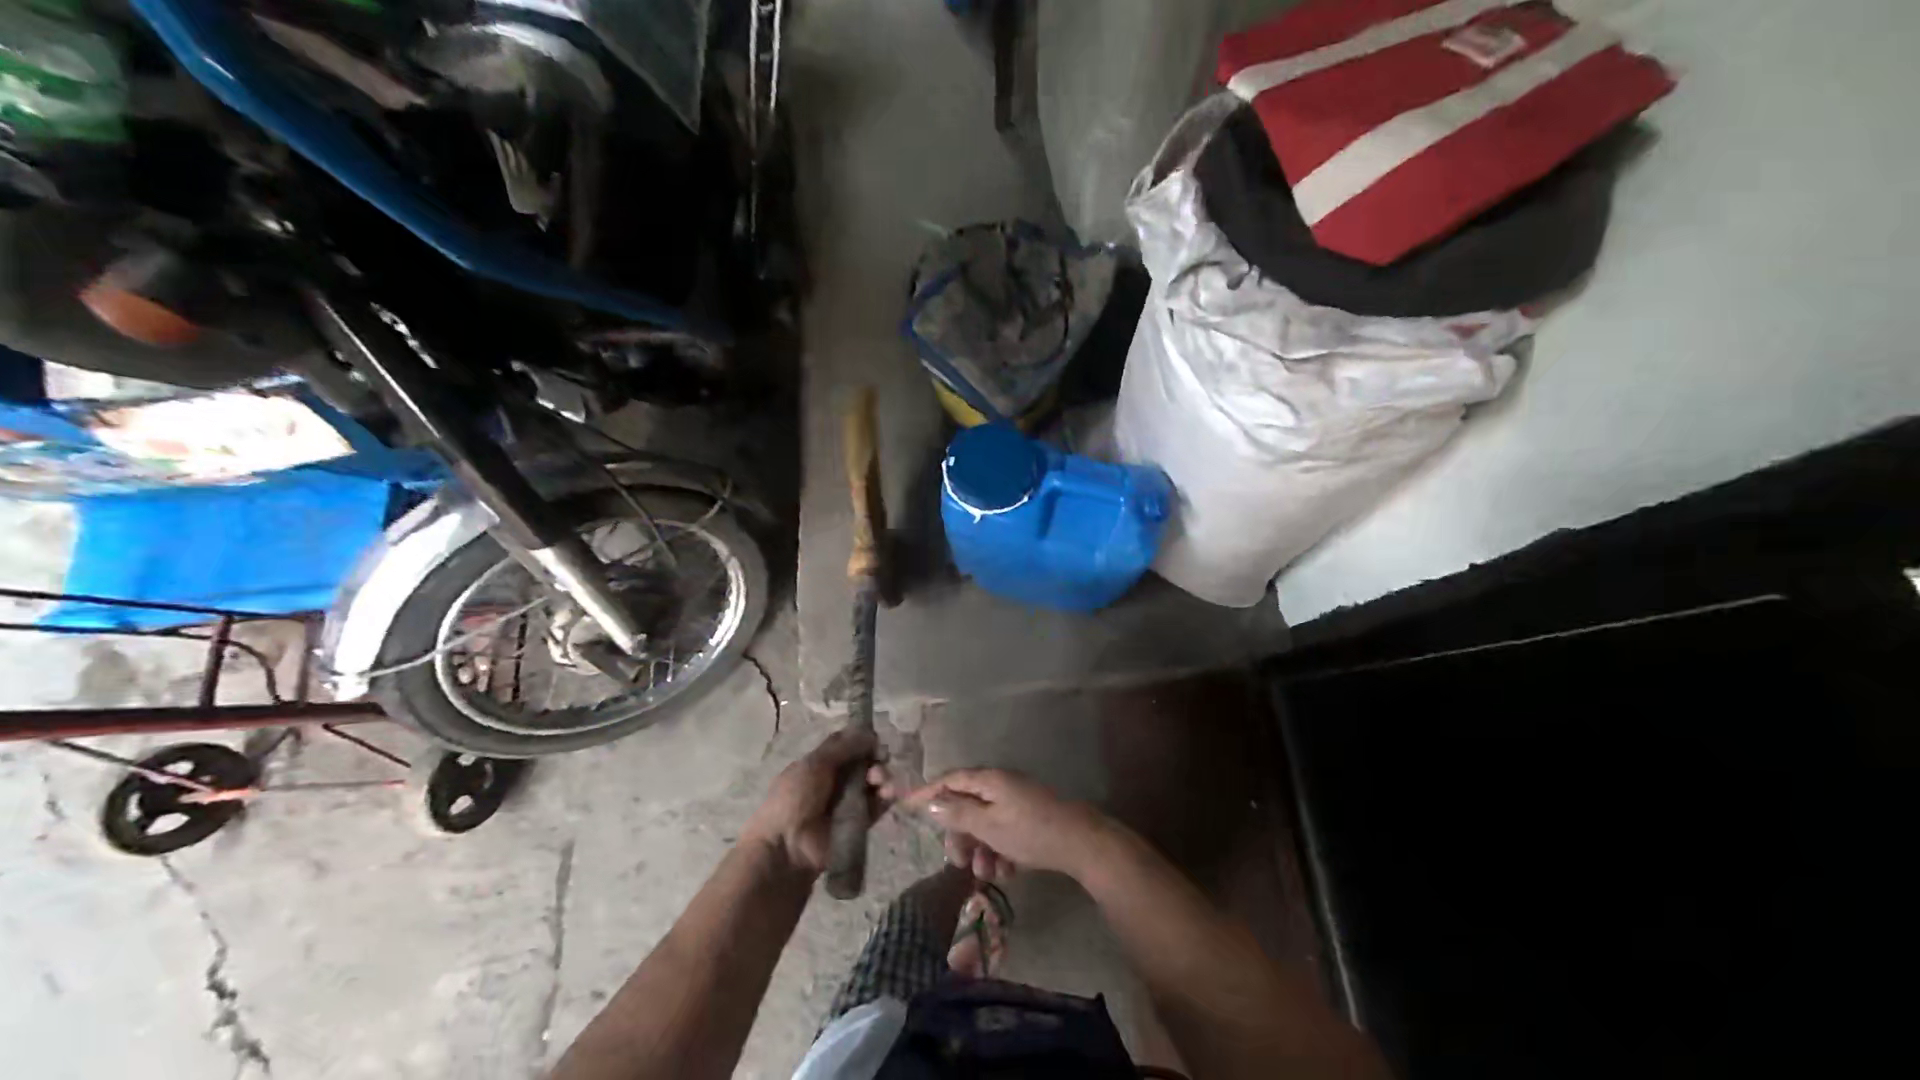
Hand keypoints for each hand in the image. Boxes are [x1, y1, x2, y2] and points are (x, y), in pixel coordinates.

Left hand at [743, 728, 875, 874]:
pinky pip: (877, 806)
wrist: (787, 846)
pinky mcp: (859, 823)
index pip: (847, 745)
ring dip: (881, 776)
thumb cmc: (794, 798)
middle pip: (863, 762)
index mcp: (819, 764)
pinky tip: (888, 792)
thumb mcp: (814, 764)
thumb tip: (871, 734)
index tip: (874, 739)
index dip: (862, 740)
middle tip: (879, 759)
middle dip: (875, 757)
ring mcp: (848, 802)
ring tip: (878, 780)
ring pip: (873, 782)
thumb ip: (844, 747)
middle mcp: (835, 780)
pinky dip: (886, 796)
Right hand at [892, 768, 1116, 880]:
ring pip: (987, 824)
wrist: (1082, 844)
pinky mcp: (1031, 820)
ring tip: (987, 873)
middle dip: (961, 836)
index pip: (951, 780)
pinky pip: (1005, 832)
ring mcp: (1018, 802)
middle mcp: (1002, 786)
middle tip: (957, 862)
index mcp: (990, 780)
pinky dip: (1001, 851)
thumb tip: (932, 802)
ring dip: (981, 850)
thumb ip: (958, 814)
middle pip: (968, 806)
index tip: (908, 804)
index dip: (929, 792)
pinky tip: (1008, 872)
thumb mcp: (989, 826)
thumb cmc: (1030, 832)